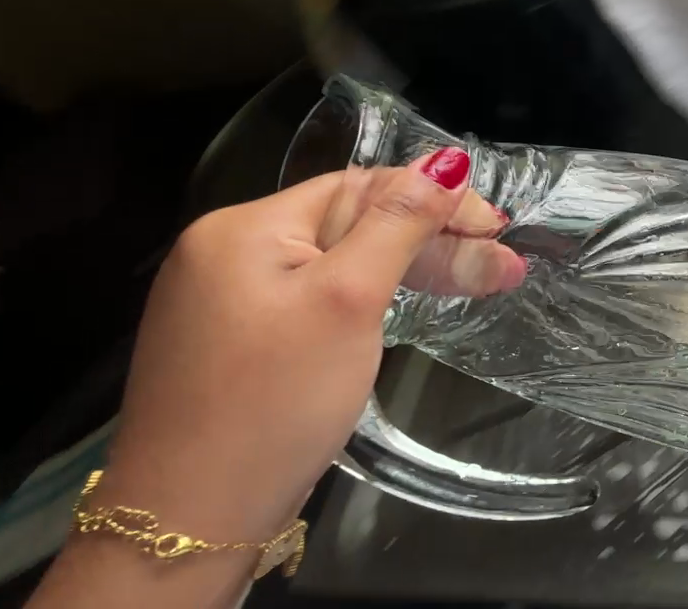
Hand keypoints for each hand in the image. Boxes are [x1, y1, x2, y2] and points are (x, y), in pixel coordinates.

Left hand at [97, 147, 506, 546]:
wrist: (185, 526)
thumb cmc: (274, 401)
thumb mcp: (349, 299)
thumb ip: (399, 222)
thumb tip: (447, 161)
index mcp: (246, 227)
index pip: (362, 186)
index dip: (436, 199)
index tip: (496, 228)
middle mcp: (231, 249)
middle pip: (357, 222)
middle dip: (436, 240)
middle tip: (502, 266)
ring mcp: (233, 296)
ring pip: (345, 260)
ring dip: (417, 268)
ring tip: (485, 282)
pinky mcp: (244, 336)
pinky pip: (324, 292)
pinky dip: (377, 293)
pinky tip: (417, 298)